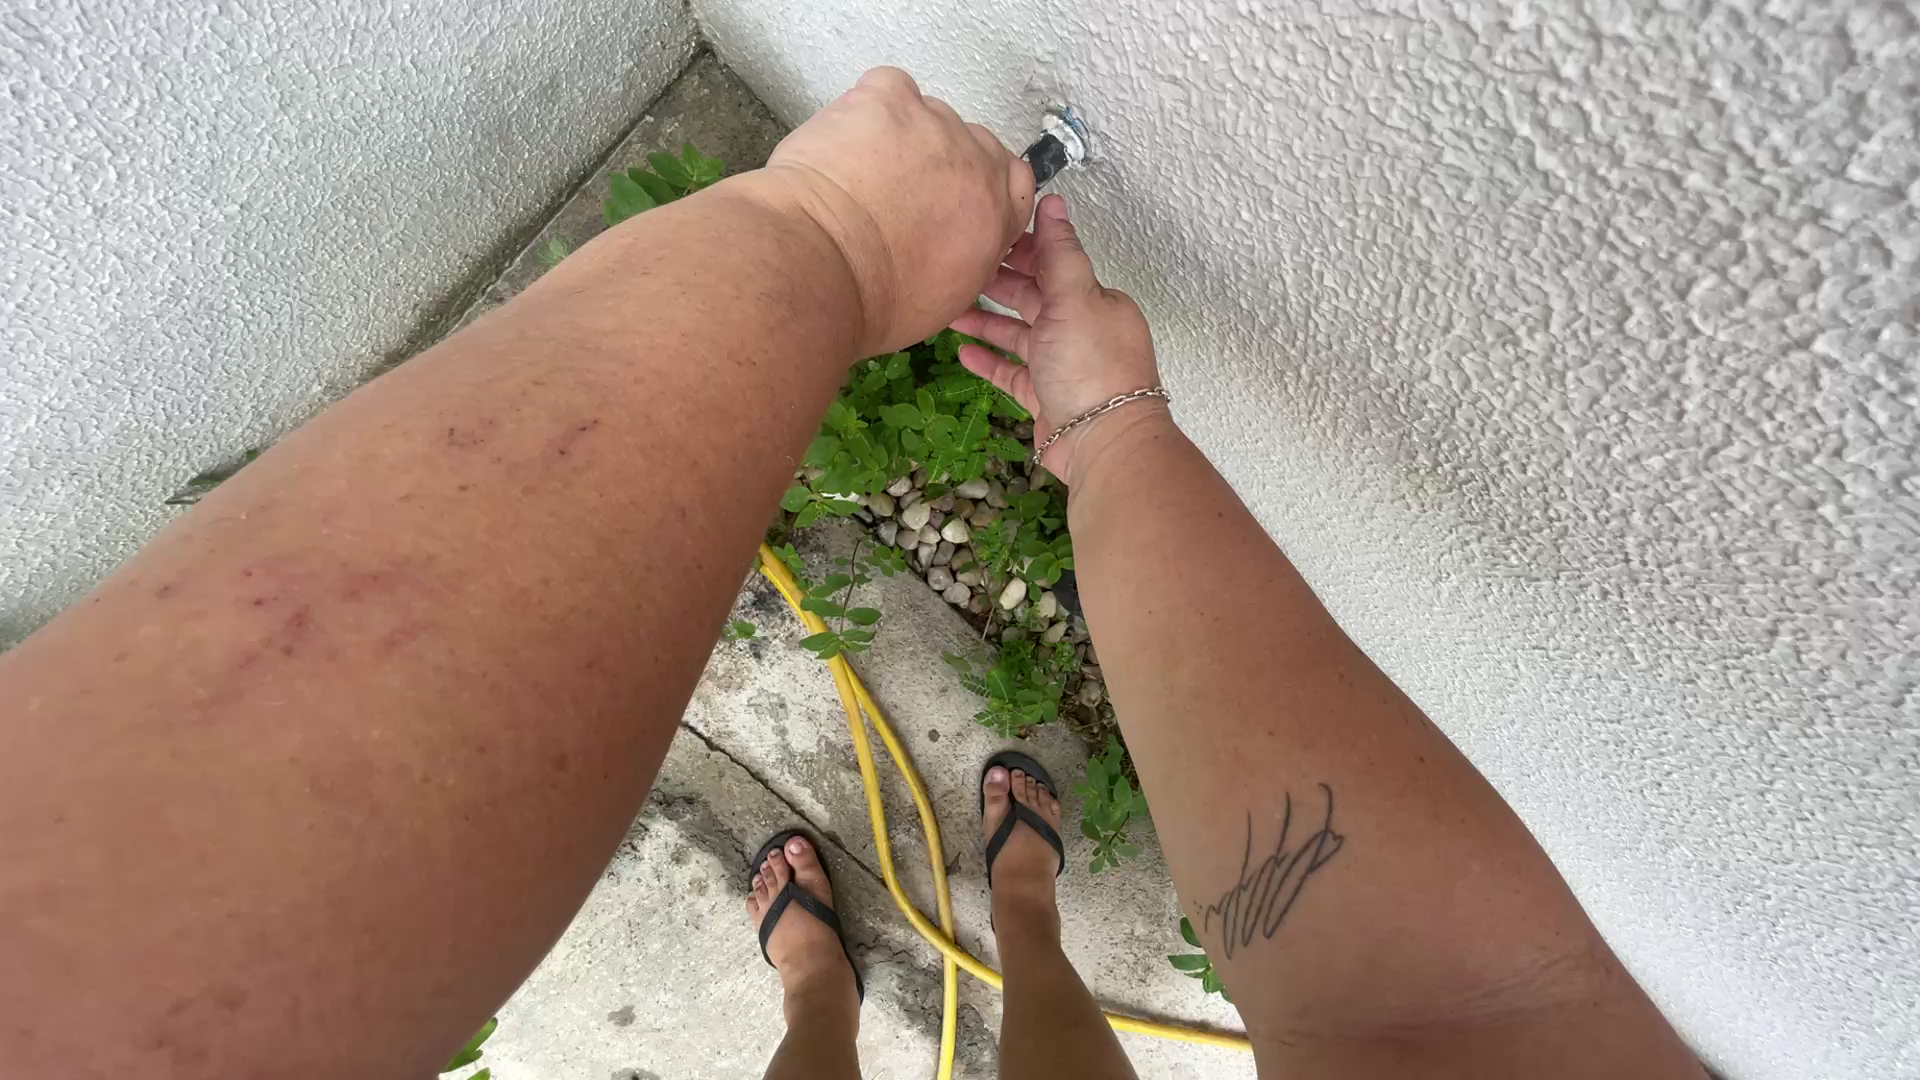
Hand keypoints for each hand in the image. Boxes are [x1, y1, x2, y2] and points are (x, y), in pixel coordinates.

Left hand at [758, 67, 1035, 353]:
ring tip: (867, 176)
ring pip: (932, 118)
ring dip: (906, 140)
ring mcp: (937, 128)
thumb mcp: (943, 301)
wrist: (824, 271)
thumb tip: (956, 243)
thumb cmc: (873, 301)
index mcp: (994, 222)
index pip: (1015, 184)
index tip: (959, 196)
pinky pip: (892, 89)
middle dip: (945, 164)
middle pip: (977, 145)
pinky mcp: (892, 99)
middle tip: (904, 189)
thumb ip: (967, 259)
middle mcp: (977, 169)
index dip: (985, 188)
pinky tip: (854, 145)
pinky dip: (872, 110)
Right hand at [949, 194, 1164, 485]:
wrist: (1101, 440)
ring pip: (1018, 335)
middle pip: (1033, 298)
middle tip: (959, 270)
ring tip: (951, 310)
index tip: (987, 237)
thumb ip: (1060, 252)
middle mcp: (1079, 330)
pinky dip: (990, 362)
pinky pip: (1012, 373)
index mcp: (1093, 300)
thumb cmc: (1090, 366)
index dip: (1022, 249)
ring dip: (987, 322)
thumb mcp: (1075, 298)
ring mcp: (1061, 366)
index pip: (1054, 264)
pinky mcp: (1044, 398)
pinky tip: (963, 353)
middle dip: (998, 283)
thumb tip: (1053, 201)